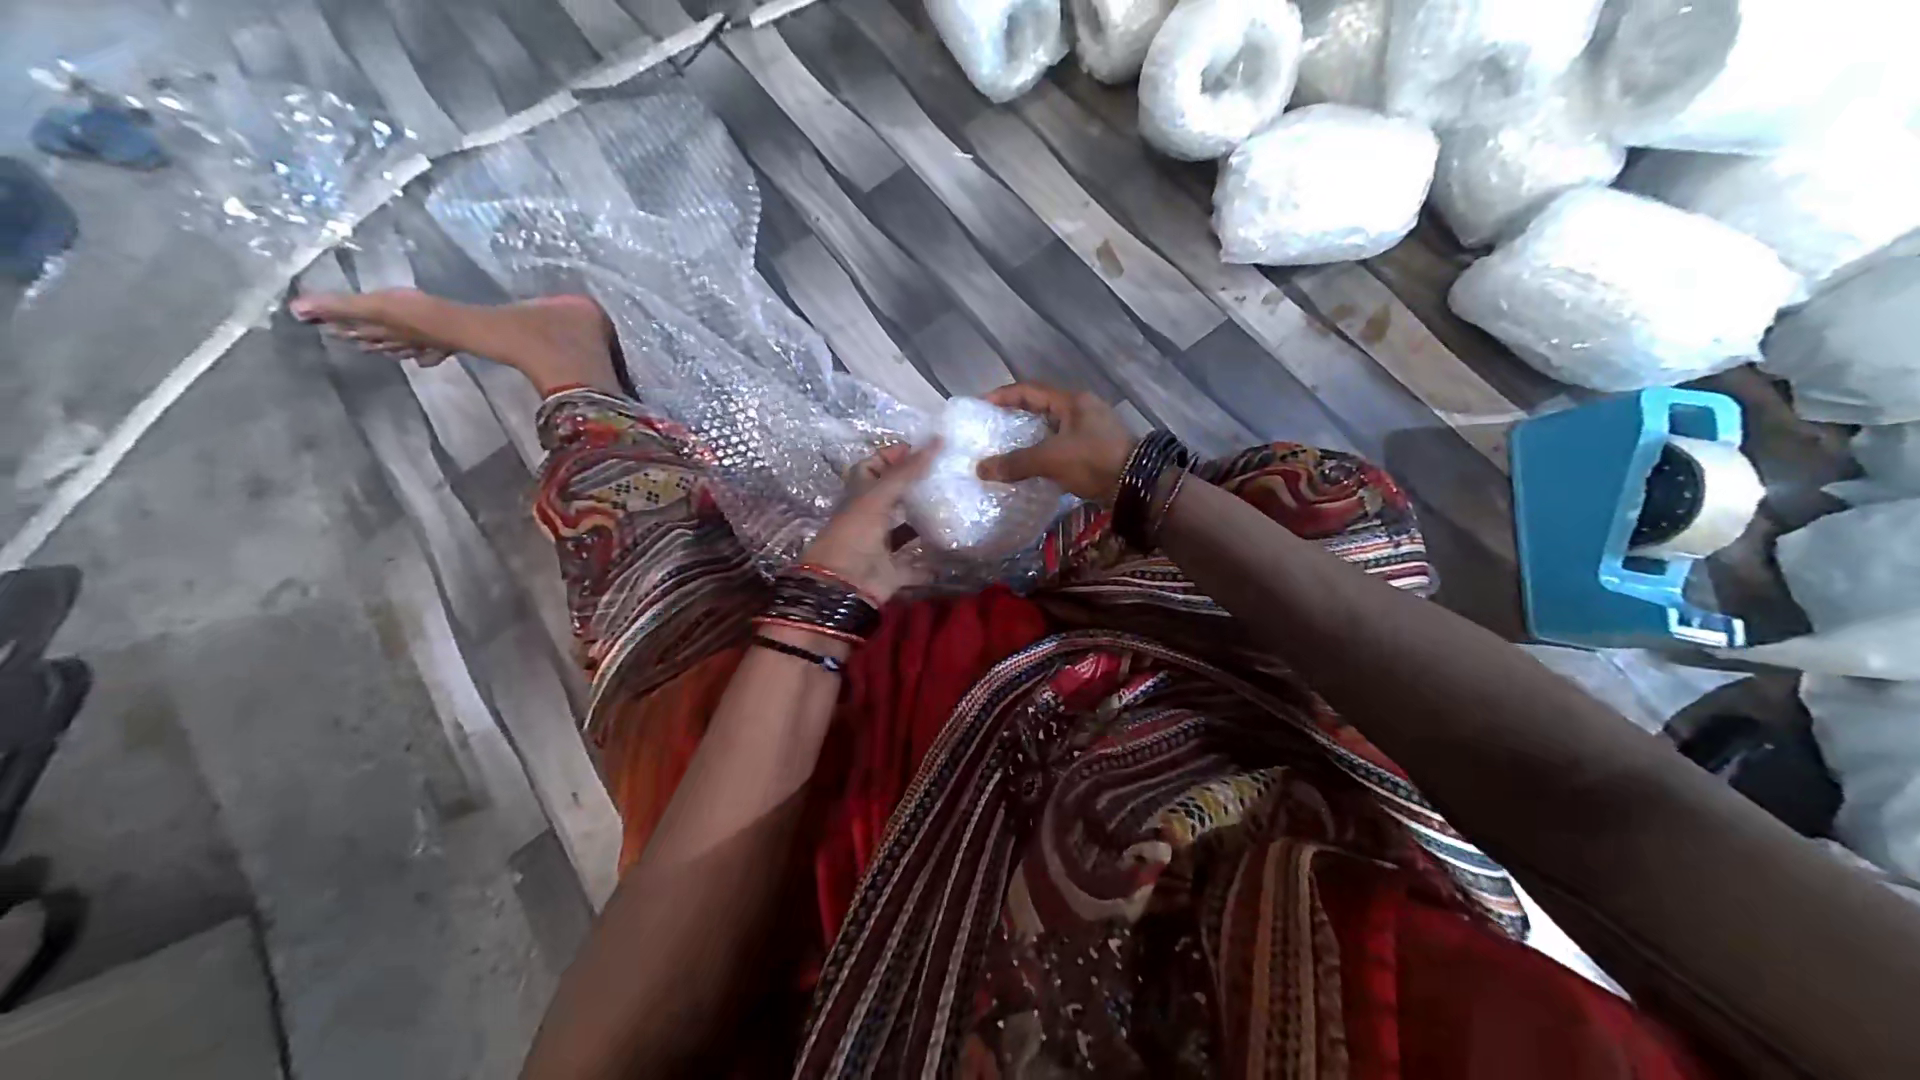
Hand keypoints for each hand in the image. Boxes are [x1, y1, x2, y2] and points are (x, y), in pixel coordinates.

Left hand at [799, 440, 938, 603]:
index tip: (919, 450)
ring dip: (923, 522)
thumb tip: (937, 440)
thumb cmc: (855, 531)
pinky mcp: (893, 570)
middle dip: (913, 487)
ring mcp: (881, 545)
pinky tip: (950, 551)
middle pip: (891, 496)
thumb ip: (906, 471)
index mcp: (859, 495)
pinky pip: (915, 565)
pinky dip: (930, 563)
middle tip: (942, 475)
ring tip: (951, 507)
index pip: (872, 466)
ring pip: (904, 530)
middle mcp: (869, 517)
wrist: (844, 583)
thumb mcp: (879, 495)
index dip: (890, 456)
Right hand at [976, 383, 1135, 500]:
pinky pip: (1060, 447)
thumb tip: (981, 469)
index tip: (980, 404)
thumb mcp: (1051, 459)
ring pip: (1050, 429)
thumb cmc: (1094, 461)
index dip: (1003, 396)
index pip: (1029, 390)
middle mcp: (1081, 410)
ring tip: (1005, 449)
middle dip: (1014, 417)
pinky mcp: (1093, 451)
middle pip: (1040, 408)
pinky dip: (1042, 454)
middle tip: (991, 428)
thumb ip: (1016, 462)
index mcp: (1072, 401)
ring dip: (1028, 438)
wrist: (1136, 485)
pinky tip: (1029, 466)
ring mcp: (1089, 430)